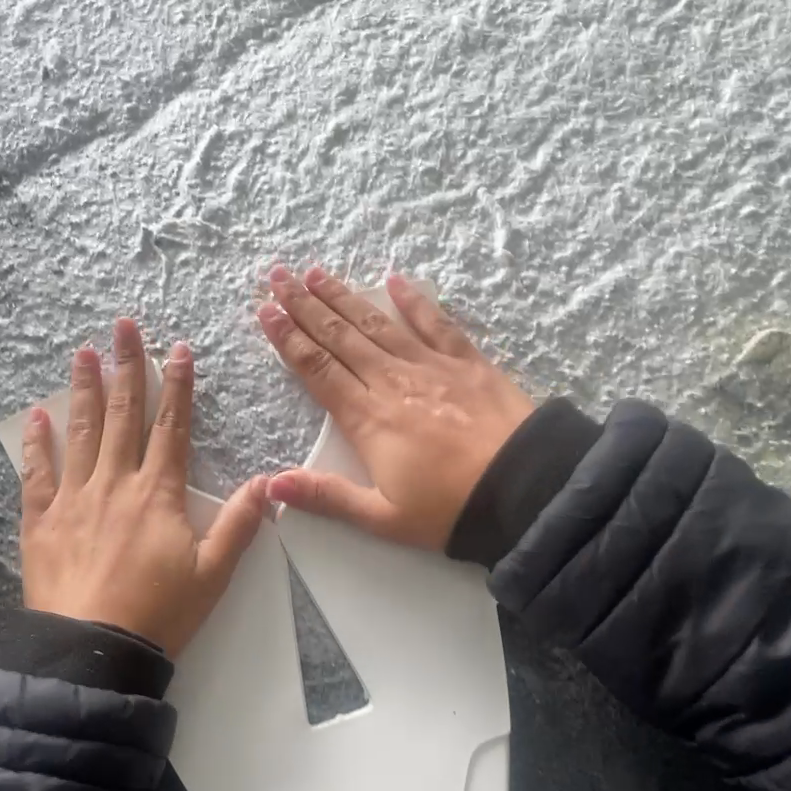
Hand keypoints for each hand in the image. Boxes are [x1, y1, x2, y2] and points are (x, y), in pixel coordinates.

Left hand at [20, 319, 270, 655]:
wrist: (96, 651)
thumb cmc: (160, 614)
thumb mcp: (214, 574)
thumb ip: (240, 525)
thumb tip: (268, 483)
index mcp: (157, 494)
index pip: (171, 427)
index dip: (176, 386)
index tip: (177, 349)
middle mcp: (114, 485)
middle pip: (123, 416)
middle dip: (126, 367)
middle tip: (123, 327)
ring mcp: (73, 500)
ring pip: (80, 433)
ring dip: (83, 390)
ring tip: (83, 353)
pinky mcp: (41, 522)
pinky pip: (37, 474)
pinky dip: (37, 443)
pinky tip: (37, 416)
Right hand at [257, 266, 534, 549]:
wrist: (524, 490)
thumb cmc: (449, 510)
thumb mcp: (381, 516)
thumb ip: (326, 496)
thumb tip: (272, 485)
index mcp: (367, 419)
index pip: (317, 369)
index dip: (288, 339)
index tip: (266, 311)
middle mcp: (392, 381)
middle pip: (340, 337)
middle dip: (305, 306)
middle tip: (279, 277)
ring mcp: (431, 367)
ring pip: (378, 323)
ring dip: (345, 297)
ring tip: (317, 273)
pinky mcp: (468, 363)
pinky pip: (436, 322)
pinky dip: (414, 300)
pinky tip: (395, 280)